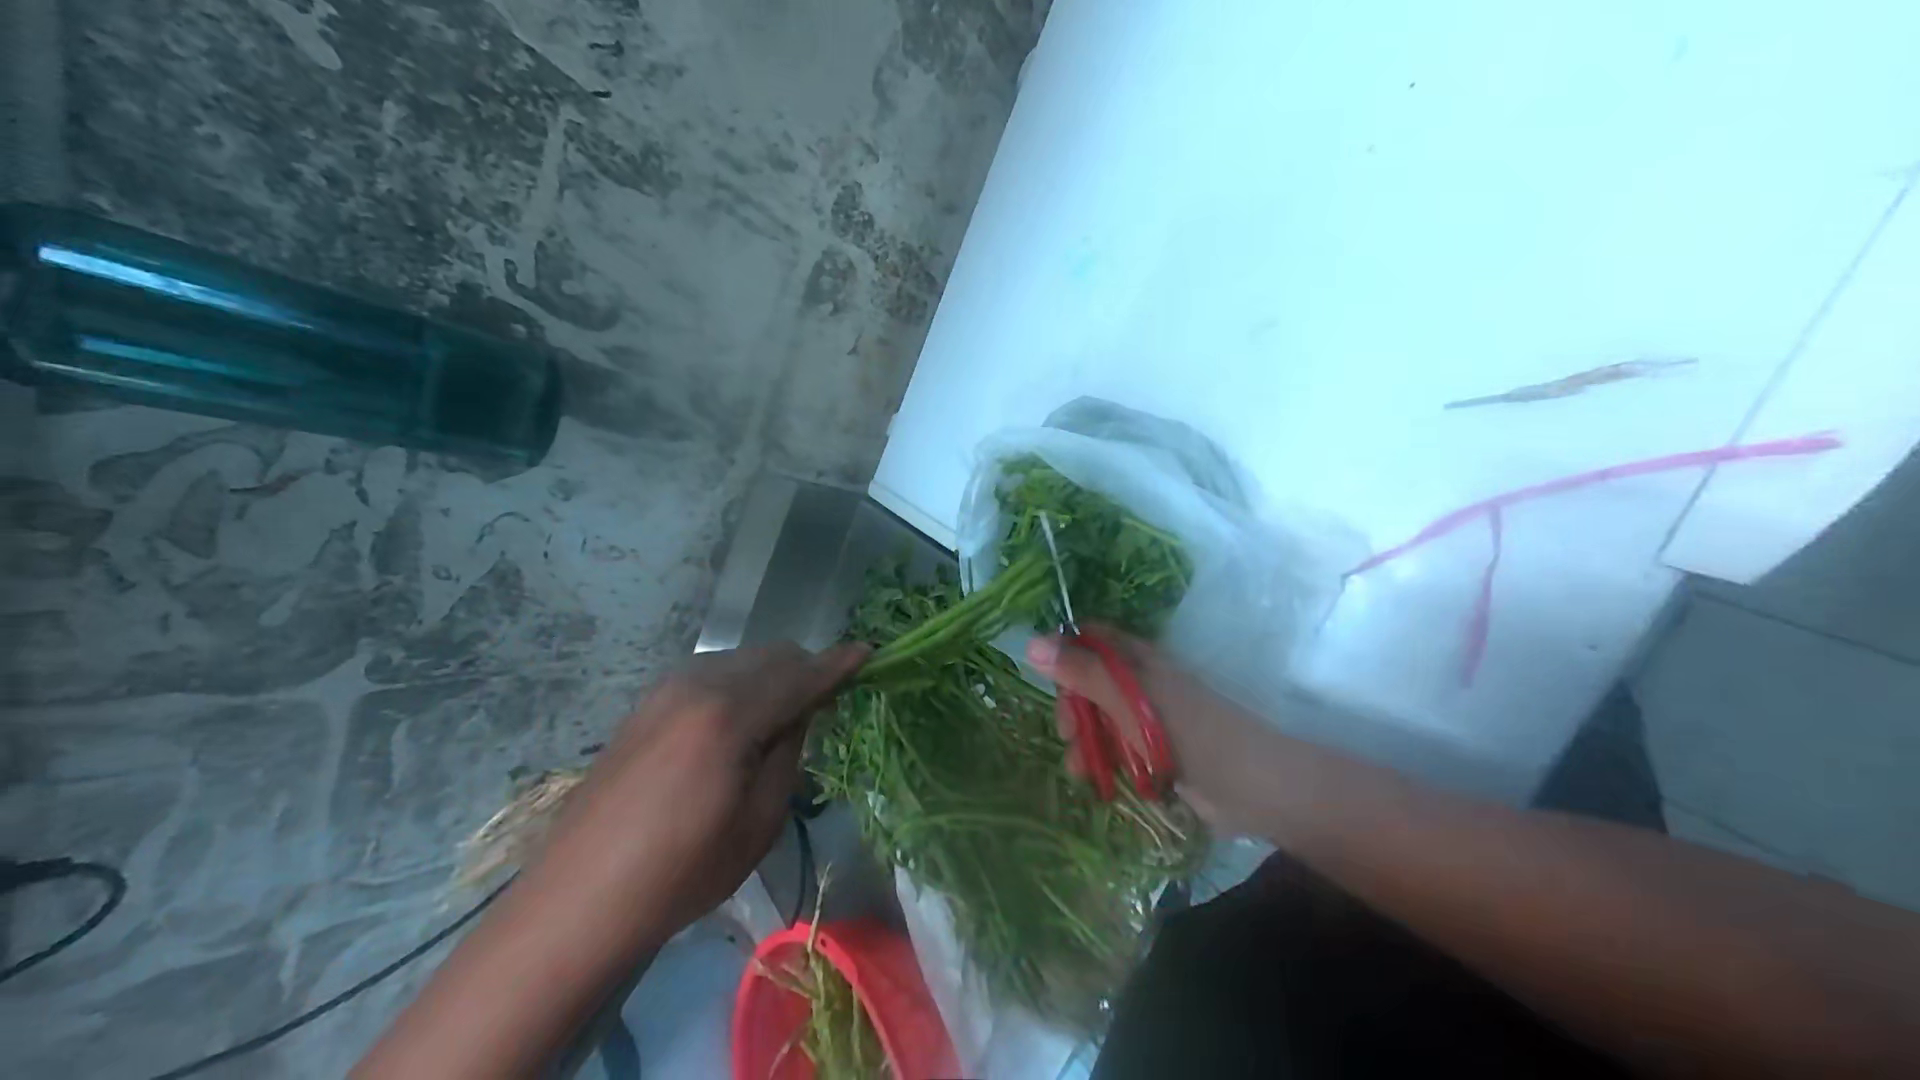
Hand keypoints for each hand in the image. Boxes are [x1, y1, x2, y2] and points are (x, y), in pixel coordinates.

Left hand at [536, 642, 868, 933]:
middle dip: (806, 670)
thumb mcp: (759, 821)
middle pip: (772, 654)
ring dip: (772, 676)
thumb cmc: (683, 872)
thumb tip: (801, 711)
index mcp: (728, 715)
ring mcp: (665, 689)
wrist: (580, 899)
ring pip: (741, 659)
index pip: (800, 675)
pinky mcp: (646, 702)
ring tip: (778, 722)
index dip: (838, 664)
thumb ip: (788, 751)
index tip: (868, 653)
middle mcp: (696, 685)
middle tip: (824, 706)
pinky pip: (711, 673)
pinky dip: (739, 684)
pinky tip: (736, 725)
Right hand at [1026, 627, 1279, 832]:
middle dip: (1072, 708)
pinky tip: (1096, 779)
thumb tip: (1031, 644)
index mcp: (1137, 659)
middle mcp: (1139, 683)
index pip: (1089, 639)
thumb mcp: (1127, 698)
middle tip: (1068, 734)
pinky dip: (1103, 761)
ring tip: (1081, 769)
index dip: (1064, 652)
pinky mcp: (1153, 752)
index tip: (1046, 678)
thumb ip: (1081, 672)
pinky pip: (1116, 749)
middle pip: (1088, 683)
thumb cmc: (1186, 731)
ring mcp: (1147, 719)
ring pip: (1100, 720)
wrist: (1249, 786)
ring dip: (1084, 742)